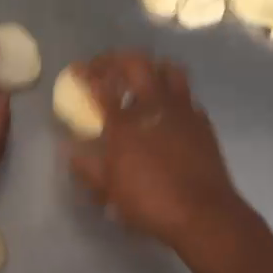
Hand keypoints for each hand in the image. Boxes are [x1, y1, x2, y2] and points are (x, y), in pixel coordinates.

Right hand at [67, 51, 248, 253]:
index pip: (101, 85)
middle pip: (136, 63)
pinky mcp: (203, 122)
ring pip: (169, 70)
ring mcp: (183, 110)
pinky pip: (187, 96)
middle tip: (106, 69)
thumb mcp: (109, 190)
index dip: (85, 73)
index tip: (76, 70)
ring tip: (141, 79)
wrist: (203, 213)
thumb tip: (70, 150)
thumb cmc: (150, 202)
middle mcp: (155, 106)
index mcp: (126, 122)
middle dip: (116, 60)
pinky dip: (173, 95)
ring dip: (151, 68)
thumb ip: (88, 167)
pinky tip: (168, 110)